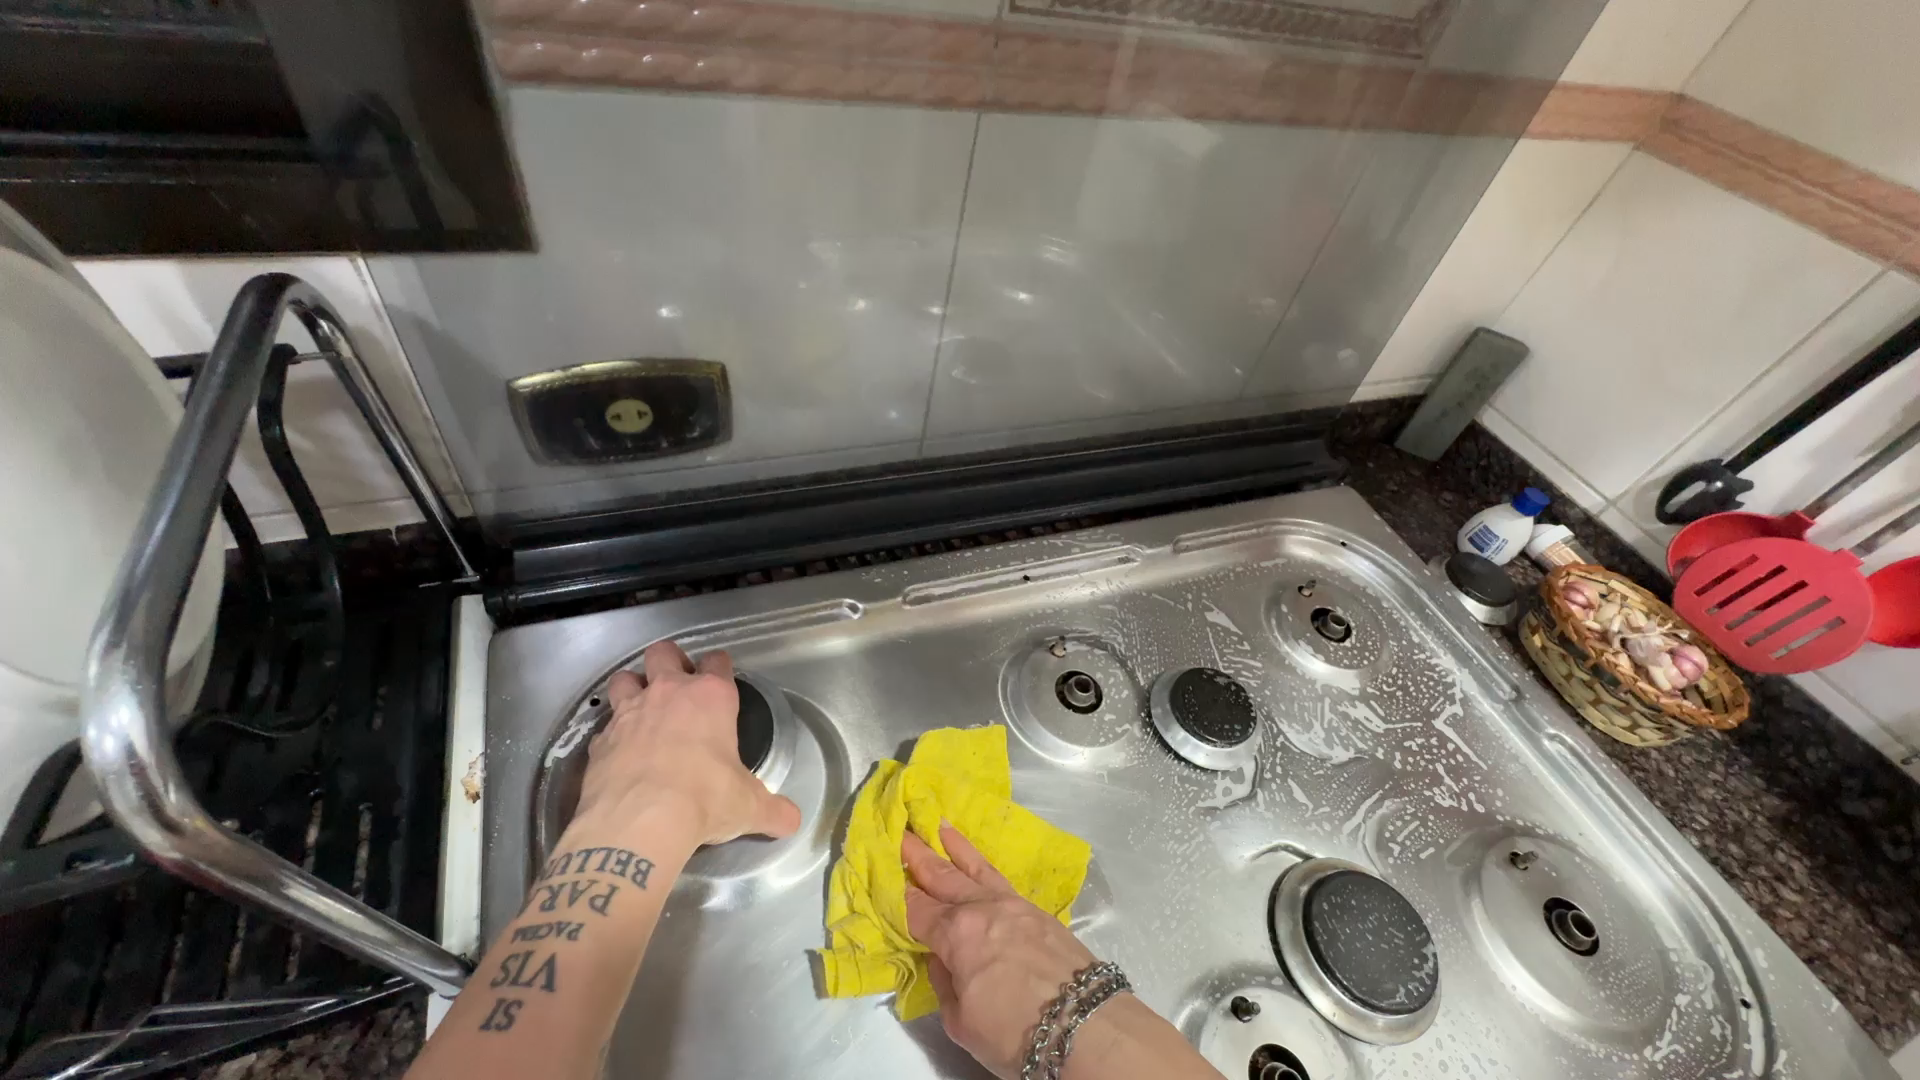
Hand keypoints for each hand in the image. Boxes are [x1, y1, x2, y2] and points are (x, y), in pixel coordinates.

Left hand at [573, 641, 801, 848]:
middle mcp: (668, 693)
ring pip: (624, 678)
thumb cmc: (704, 798)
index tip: (721, 677)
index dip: (720, 667)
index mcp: (711, 697)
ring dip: (631, 687)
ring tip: (641, 707)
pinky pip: (604, 727)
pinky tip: (620, 752)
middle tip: (676, 683)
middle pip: (664, 653)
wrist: (639, 822)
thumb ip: (772, 809)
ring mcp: (629, 713)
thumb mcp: (749, 806)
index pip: (718, 661)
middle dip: (669, 661)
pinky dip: (612, 735)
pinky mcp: (600, 741)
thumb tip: (791, 821)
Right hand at [903, 824, 1096, 1079]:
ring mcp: (1012, 904)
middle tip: (900, 831)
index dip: (898, 895)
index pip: (917, 911)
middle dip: (918, 855)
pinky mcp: (1036, 910)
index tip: (883, 875)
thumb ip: (946, 985)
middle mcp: (981, 908)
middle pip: (942, 877)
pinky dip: (983, 864)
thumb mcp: (963, 1023)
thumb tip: (944, 961)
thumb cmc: (1018, 1031)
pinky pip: (1000, 879)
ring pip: (975, 868)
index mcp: (957, 934)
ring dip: (954, 848)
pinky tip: (978, 863)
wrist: (1086, 1024)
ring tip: (938, 826)